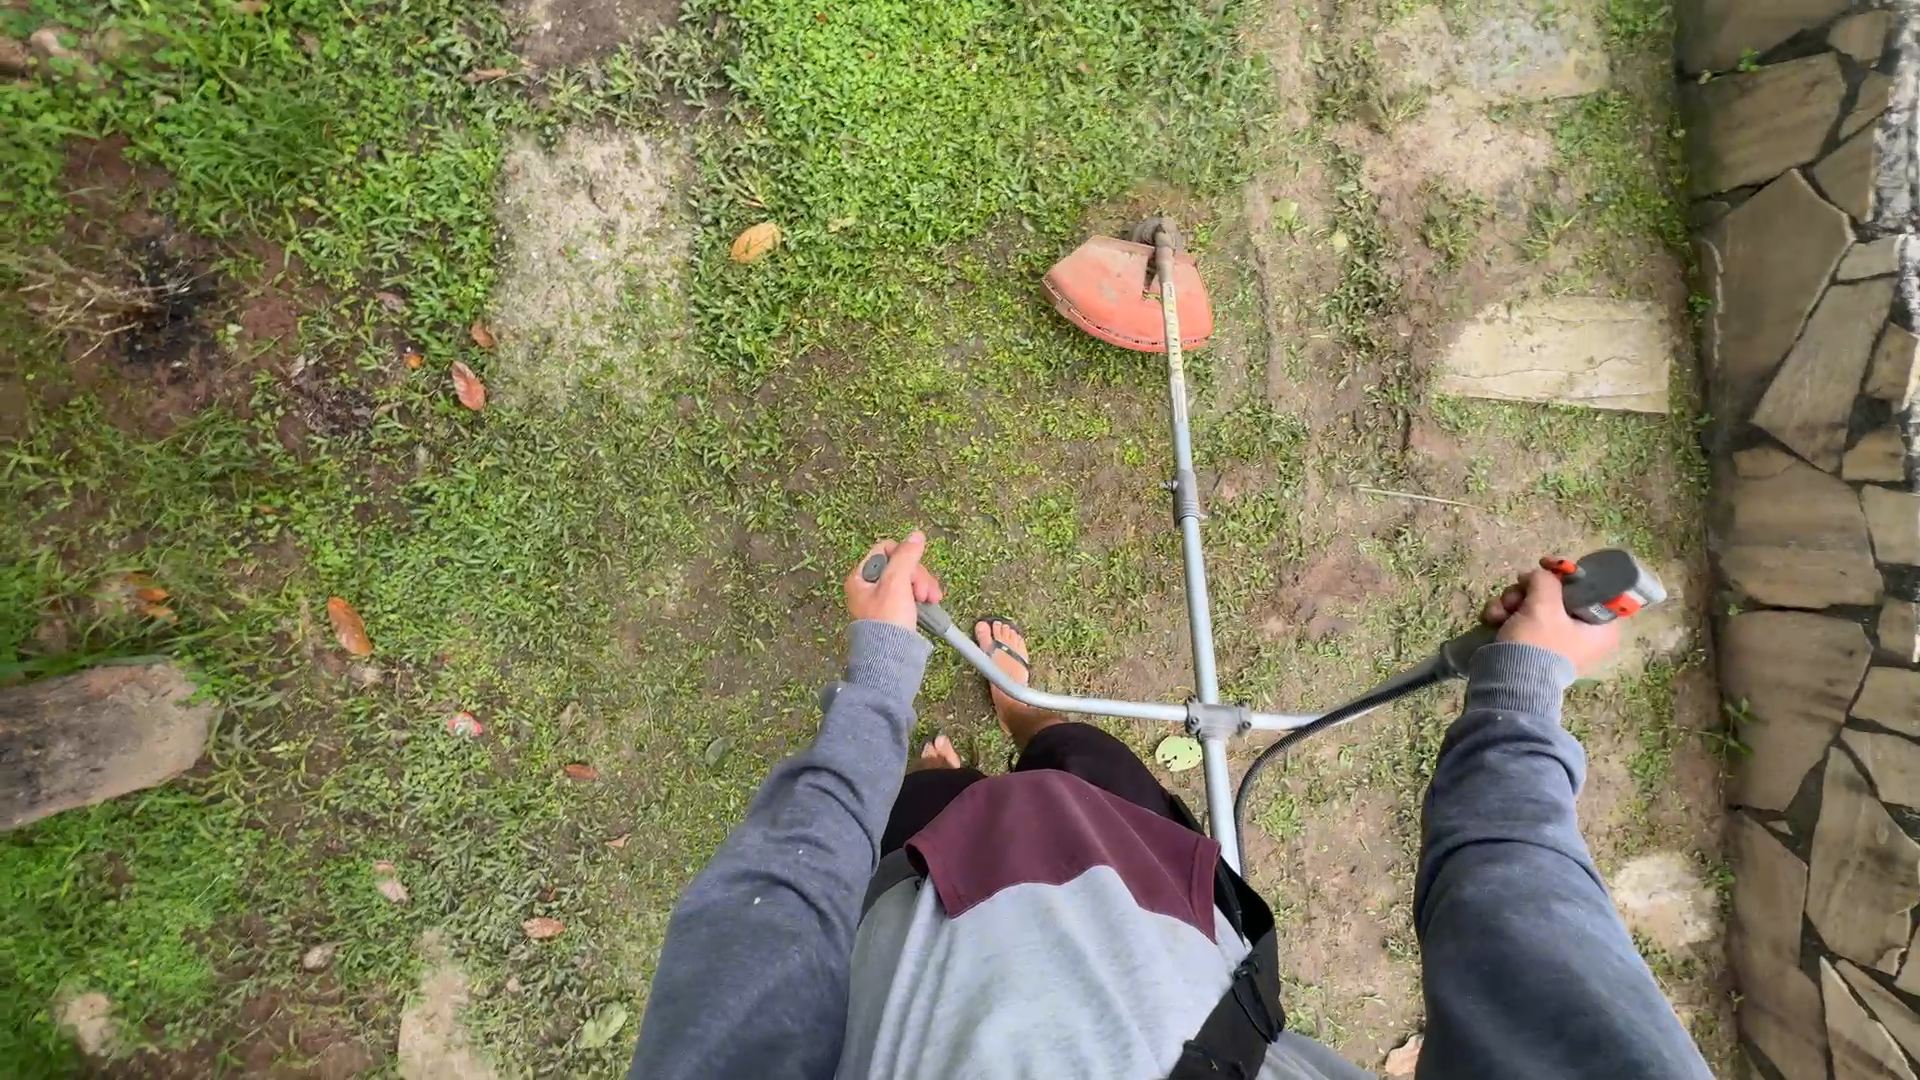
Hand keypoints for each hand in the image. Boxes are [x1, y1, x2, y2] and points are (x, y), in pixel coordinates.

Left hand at [844, 530, 943, 629]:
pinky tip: (930, 604)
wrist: (892, 658)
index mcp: (861, 577)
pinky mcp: (895, 611)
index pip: (885, 550)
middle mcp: (869, 587)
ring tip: (931, 599)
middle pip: (900, 564)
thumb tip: (916, 535)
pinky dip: (922, 596)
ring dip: (923, 585)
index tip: (914, 570)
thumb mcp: (897, 582)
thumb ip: (906, 556)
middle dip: (918, 575)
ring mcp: (882, 599)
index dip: (904, 556)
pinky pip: (911, 593)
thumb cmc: (888, 622)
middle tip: (924, 592)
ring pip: (908, 578)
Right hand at [1481, 559, 1620, 675]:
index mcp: (1602, 628)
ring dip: (1511, 602)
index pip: (1592, 590)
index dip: (1568, 576)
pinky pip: (1521, 620)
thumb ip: (1545, 581)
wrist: (1509, 681)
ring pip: (1533, 605)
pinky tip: (1493, 620)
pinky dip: (1505, 616)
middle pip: (1556, 596)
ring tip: (1498, 612)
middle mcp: (1583, 634)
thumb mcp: (1543, 606)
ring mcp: (1556, 640)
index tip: (1545, 567)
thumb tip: (1538, 573)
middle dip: (1528, 592)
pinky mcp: (1532, 645)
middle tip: (1515, 597)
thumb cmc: (1537, 644)